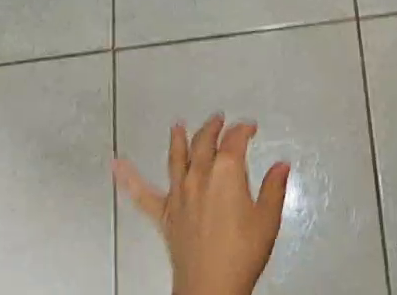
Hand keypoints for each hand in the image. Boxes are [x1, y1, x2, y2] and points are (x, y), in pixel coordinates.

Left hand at [113, 114, 292, 294]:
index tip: (250, 127)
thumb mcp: (268, 219)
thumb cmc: (243, 253)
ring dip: (177, 139)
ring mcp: (179, 194)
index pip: (234, 140)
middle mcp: (200, 176)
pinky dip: (128, 178)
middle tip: (219, 119)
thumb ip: (274, 188)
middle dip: (212, 127)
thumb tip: (281, 165)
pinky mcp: (164, 215)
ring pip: (176, 159)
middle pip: (204, 142)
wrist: (211, 287)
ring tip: (177, 125)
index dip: (243, 129)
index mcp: (227, 172)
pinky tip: (115, 165)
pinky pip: (142, 194)